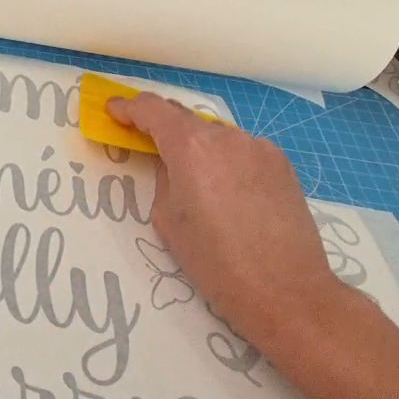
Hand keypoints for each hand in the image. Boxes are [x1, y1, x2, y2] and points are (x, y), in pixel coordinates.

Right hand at [108, 93, 355, 349]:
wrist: (285, 290)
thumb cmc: (212, 259)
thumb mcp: (167, 217)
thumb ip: (164, 177)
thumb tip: (172, 163)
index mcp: (190, 147)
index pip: (151, 109)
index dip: (127, 107)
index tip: (113, 111)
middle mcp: (226, 137)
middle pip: (183, 116)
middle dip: (159, 123)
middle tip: (141, 138)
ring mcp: (259, 148)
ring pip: (214, 135)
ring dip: (195, 144)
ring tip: (190, 175)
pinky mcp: (282, 165)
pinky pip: (240, 150)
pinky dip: (223, 158)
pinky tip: (224, 188)